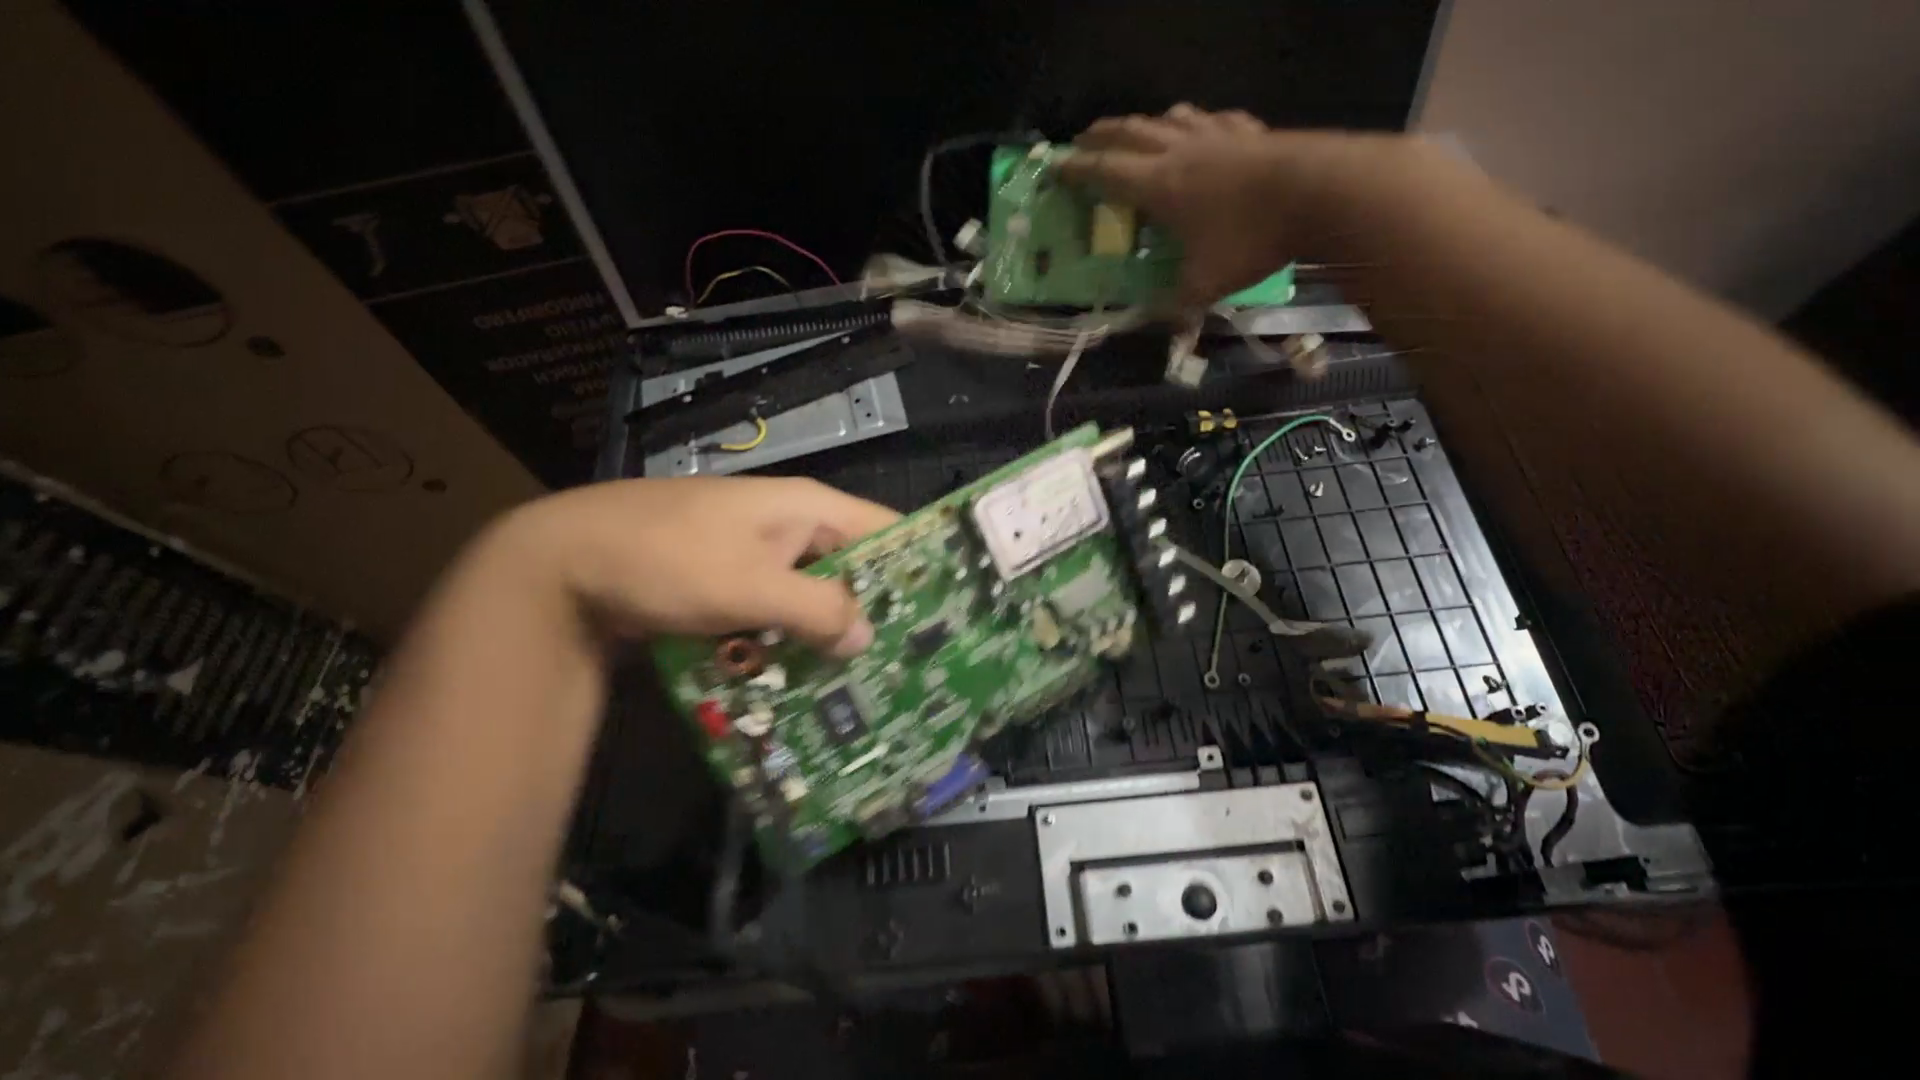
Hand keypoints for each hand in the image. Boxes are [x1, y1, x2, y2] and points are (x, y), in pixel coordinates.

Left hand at [492, 476, 897, 656]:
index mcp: (805, 508)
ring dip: (832, 638)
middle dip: (877, 615)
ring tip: (867, 688)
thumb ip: (816, 610)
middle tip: (911, 669)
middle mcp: (787, 528)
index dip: (919, 565)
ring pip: (812, 599)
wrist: (564, 564)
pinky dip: (790, 645)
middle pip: (851, 570)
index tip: (949, 613)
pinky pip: (775, 617)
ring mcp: (754, 558)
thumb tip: (869, 636)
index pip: (885, 528)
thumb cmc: (667, 560)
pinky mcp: (726, 588)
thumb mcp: (749, 584)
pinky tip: (806, 686)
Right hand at [1060, 105, 1368, 308]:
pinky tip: (1208, 132)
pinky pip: (1216, 121)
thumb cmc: (1251, 237)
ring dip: (1150, 123)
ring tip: (1142, 131)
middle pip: (1130, 131)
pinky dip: (1201, 124)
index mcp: (1158, 184)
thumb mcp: (1209, 283)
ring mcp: (1217, 136)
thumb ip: (1183, 308)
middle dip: (1101, 134)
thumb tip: (1172, 340)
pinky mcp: (1251, 131)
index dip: (1076, 169)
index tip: (1055, 167)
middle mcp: (1180, 151)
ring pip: (1172, 118)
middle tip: (1084, 139)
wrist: (1319, 191)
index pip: (1104, 171)